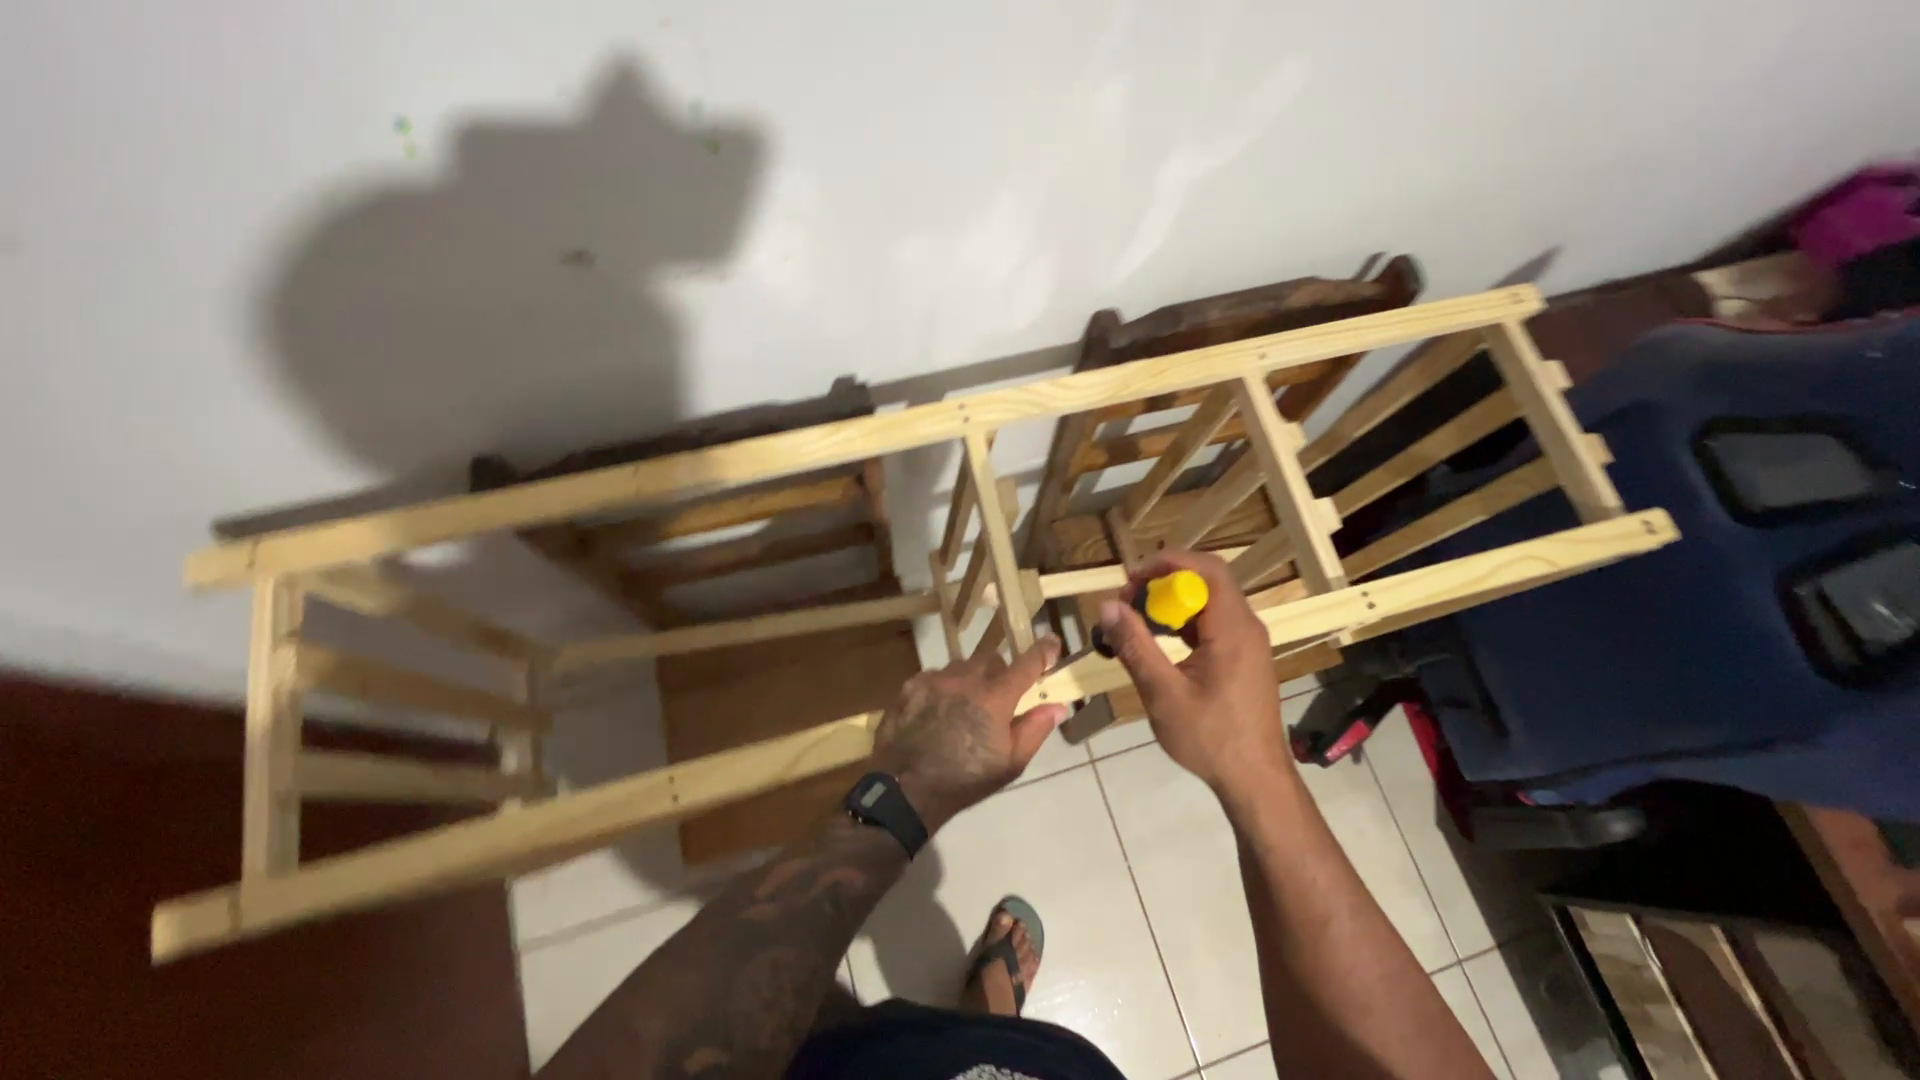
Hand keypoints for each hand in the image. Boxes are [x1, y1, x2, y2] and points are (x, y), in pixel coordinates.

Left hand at [870, 636, 1070, 831]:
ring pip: (961, 666)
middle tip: (998, 698)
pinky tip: (938, 711)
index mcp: (994, 697)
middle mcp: (965, 678)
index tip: (1052, 643)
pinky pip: (935, 675)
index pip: (1026, 664)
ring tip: (964, 707)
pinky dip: (943, 687)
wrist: (907, 789)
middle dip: (1000, 674)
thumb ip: (1035, 728)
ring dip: (970, 679)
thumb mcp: (1010, 763)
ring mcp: (934, 679)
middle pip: (991, 660)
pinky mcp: (910, 685)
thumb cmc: (966, 780)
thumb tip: (1057, 706)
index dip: (1043, 651)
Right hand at [1097, 549, 1289, 796]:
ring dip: (1171, 605)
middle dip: (1162, 584)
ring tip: (1136, 623)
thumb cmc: (1210, 738)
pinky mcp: (1243, 659)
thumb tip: (1107, 606)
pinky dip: (1183, 624)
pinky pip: (1213, 625)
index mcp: (1233, 629)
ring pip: (1208, 603)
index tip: (1130, 582)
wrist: (1255, 780)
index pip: (1206, 569)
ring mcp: (1248, 643)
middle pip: (1206, 582)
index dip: (1166, 564)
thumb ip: (1135, 645)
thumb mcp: (1163, 693)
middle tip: (1127, 605)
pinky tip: (1159, 645)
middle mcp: (1247, 627)